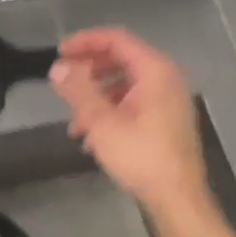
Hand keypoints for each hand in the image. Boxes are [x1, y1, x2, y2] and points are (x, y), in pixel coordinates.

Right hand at [49, 28, 210, 216]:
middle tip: (63, 82)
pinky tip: (93, 137)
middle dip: (89, 71)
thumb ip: (78, 91)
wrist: (176, 197)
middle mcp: (166, 79)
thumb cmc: (141, 156)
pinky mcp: (167, 121)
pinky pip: (135, 104)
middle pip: (122, 61)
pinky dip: (111, 111)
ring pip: (126, 85)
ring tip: (74, 121)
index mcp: (155, 71)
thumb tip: (58, 68)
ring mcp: (169, 101)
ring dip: (97, 97)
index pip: (117, 40)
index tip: (59, 51)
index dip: (85, 41)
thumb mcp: (101, 122)